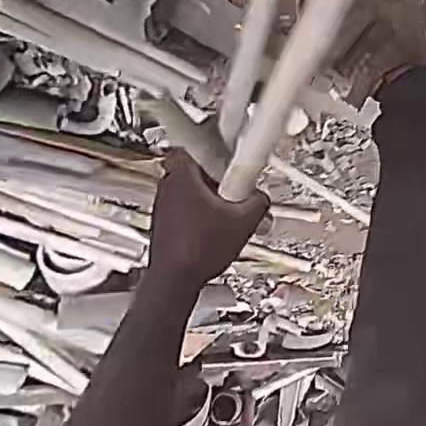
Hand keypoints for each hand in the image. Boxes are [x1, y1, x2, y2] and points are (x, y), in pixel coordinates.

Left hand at [146, 150, 270, 287]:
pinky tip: (214, 230)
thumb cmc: (198, 250)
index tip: (228, 156)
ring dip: (209, 197)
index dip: (215, 149)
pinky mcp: (164, 222)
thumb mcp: (244, 221)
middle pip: (196, 169)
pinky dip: (201, 214)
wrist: (175, 280)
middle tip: (232, 189)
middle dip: (217, 178)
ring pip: (191, 189)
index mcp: (182, 176)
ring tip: (226, 214)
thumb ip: (258, 201)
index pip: (194, 145)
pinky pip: (186, 208)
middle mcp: (168, 187)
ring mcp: (163, 205)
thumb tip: (261, 197)